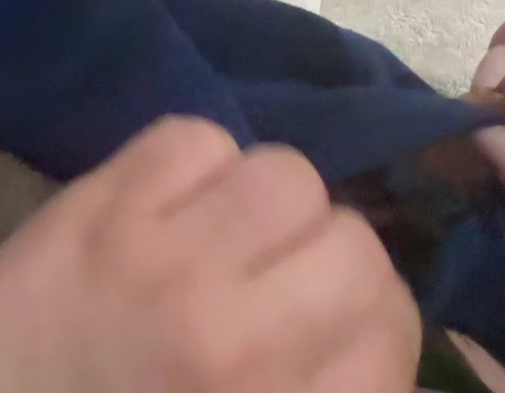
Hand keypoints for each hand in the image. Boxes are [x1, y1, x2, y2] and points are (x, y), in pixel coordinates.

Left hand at [0, 116, 421, 392]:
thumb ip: (316, 382)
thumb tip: (372, 324)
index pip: (394, 326)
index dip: (369, 320)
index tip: (329, 327)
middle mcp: (233, 336)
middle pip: (357, 245)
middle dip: (329, 258)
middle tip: (277, 277)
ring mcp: (166, 253)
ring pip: (290, 175)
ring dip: (269, 200)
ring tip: (225, 229)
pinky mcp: (110, 193)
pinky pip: (202, 137)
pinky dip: (198, 162)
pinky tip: (168, 201)